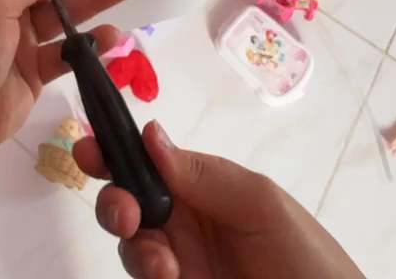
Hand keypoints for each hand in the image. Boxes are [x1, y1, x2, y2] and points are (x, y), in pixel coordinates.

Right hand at [78, 122, 365, 278]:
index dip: (114, 150)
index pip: (146, 160)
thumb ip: (202, 173)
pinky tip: (168, 276)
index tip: (88, 147)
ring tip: (160, 262)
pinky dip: (146, 273)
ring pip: (130, 245)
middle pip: (127, 201)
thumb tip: (148, 131)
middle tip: (124, 211)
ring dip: (133, 244)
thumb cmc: (307, 259)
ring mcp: (181, 265)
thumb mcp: (261, 204)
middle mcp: (184, 223)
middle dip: (112, 199)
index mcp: (201, 187)